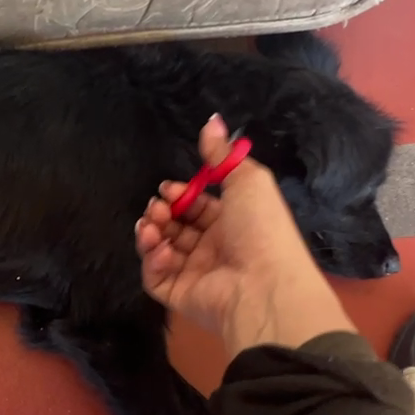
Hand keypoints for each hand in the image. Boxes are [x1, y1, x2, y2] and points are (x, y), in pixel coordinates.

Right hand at [135, 116, 355, 356]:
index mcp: (232, 223)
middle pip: (175, 225)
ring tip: (152, 225)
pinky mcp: (178, 295)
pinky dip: (152, 259)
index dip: (180, 195)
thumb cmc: (260, 229)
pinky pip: (155, 276)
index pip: (197, 206)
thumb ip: (222, 154)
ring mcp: (195, 274)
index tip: (169, 189)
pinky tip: (160, 249)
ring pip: (160, 248)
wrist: (263, 285)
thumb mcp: (247, 180)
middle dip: (161, 211)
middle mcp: (213, 248)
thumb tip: (212, 119)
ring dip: (151, 232)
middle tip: (159, 207)